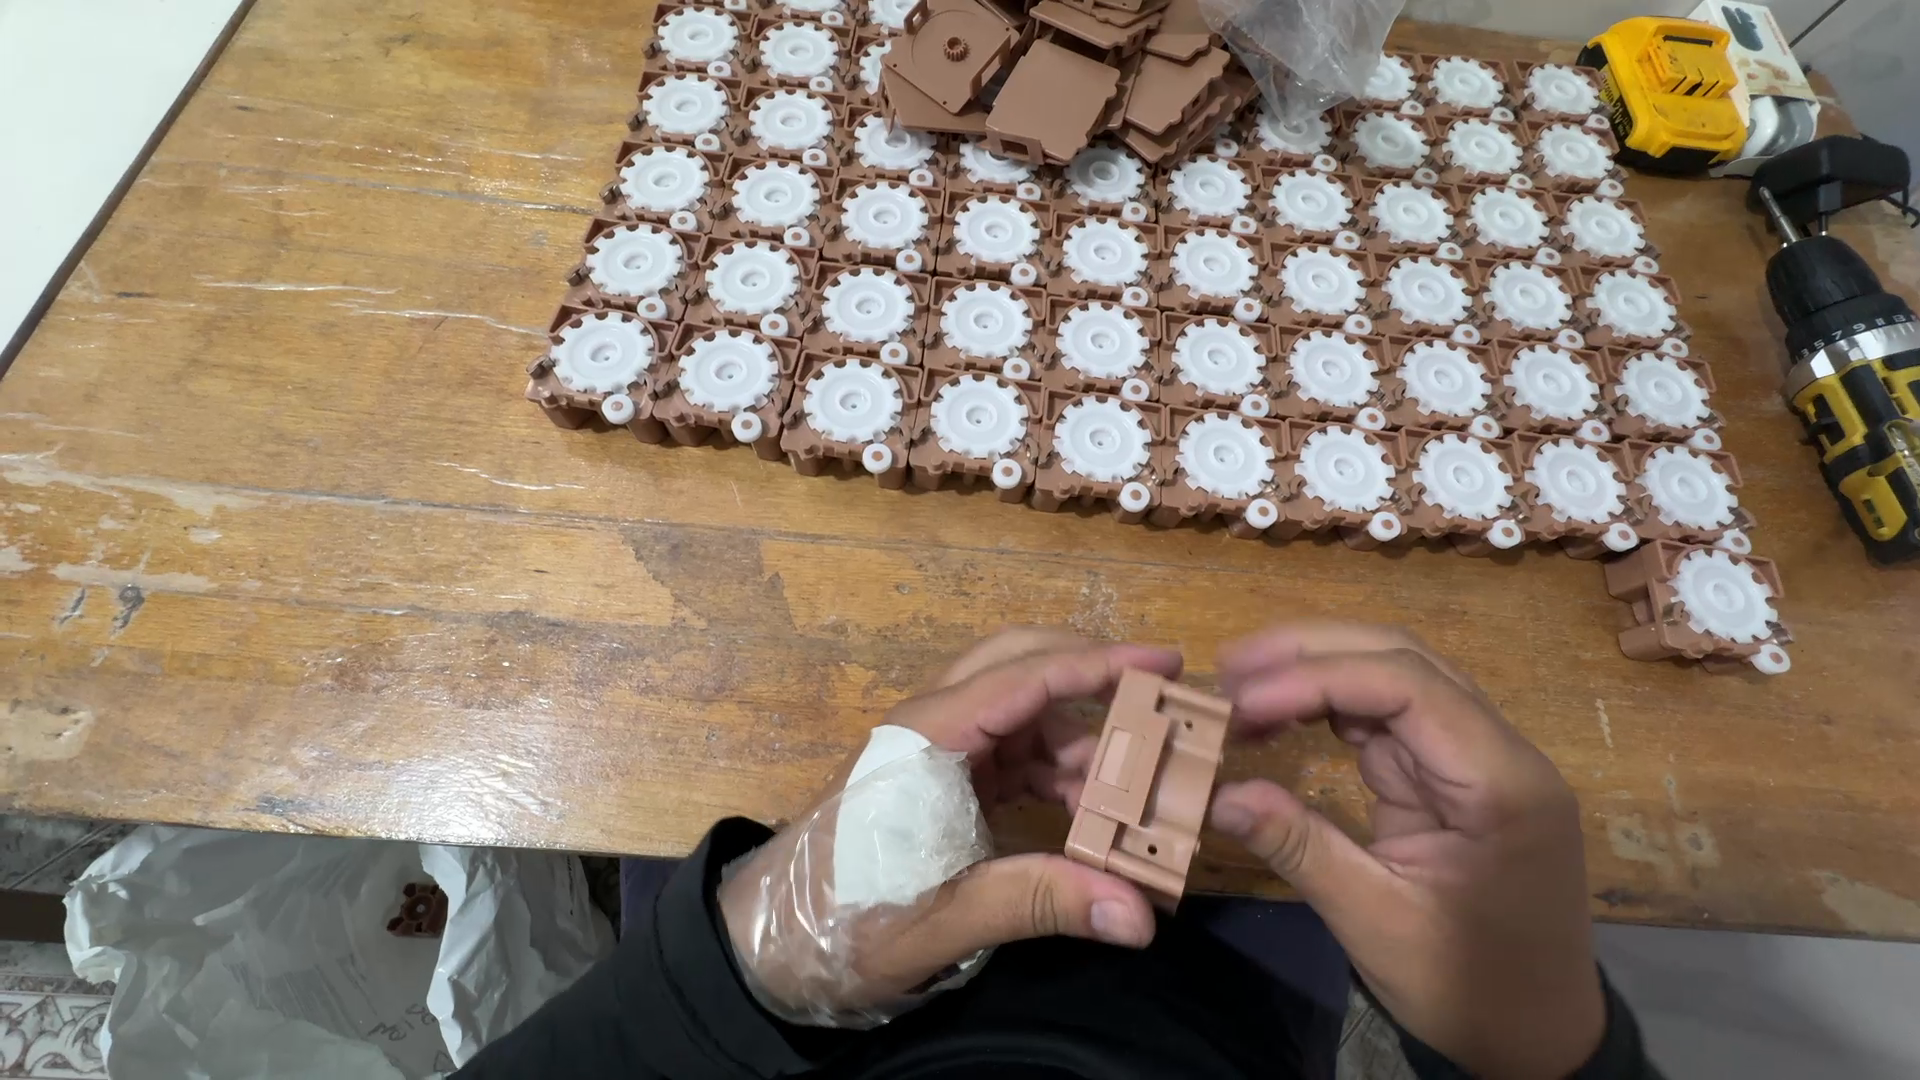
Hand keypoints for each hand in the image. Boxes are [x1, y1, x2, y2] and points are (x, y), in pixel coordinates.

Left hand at [717, 629, 1180, 1025]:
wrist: (772, 936)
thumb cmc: (843, 918)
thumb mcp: (941, 918)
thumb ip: (1035, 903)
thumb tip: (1139, 913)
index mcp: (927, 736)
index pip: (1023, 677)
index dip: (1096, 664)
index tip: (1163, 662)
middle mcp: (934, 722)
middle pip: (1020, 663)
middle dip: (1090, 673)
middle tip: (1159, 696)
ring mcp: (939, 744)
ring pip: (1022, 708)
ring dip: (1079, 735)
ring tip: (1137, 778)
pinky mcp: (945, 772)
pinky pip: (1014, 749)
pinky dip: (1058, 770)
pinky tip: (1090, 810)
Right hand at [1207, 623, 1604, 1079]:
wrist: (1536, 1034)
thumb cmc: (1470, 986)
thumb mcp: (1376, 922)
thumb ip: (1299, 847)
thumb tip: (1217, 794)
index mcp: (1501, 783)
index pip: (1407, 684)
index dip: (1316, 678)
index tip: (1243, 701)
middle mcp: (1493, 749)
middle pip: (1400, 656)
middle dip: (1308, 651)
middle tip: (1228, 666)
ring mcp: (1468, 753)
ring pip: (1387, 671)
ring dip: (1311, 666)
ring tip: (1240, 681)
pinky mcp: (1441, 767)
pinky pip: (1378, 709)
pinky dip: (1320, 701)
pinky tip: (1276, 710)